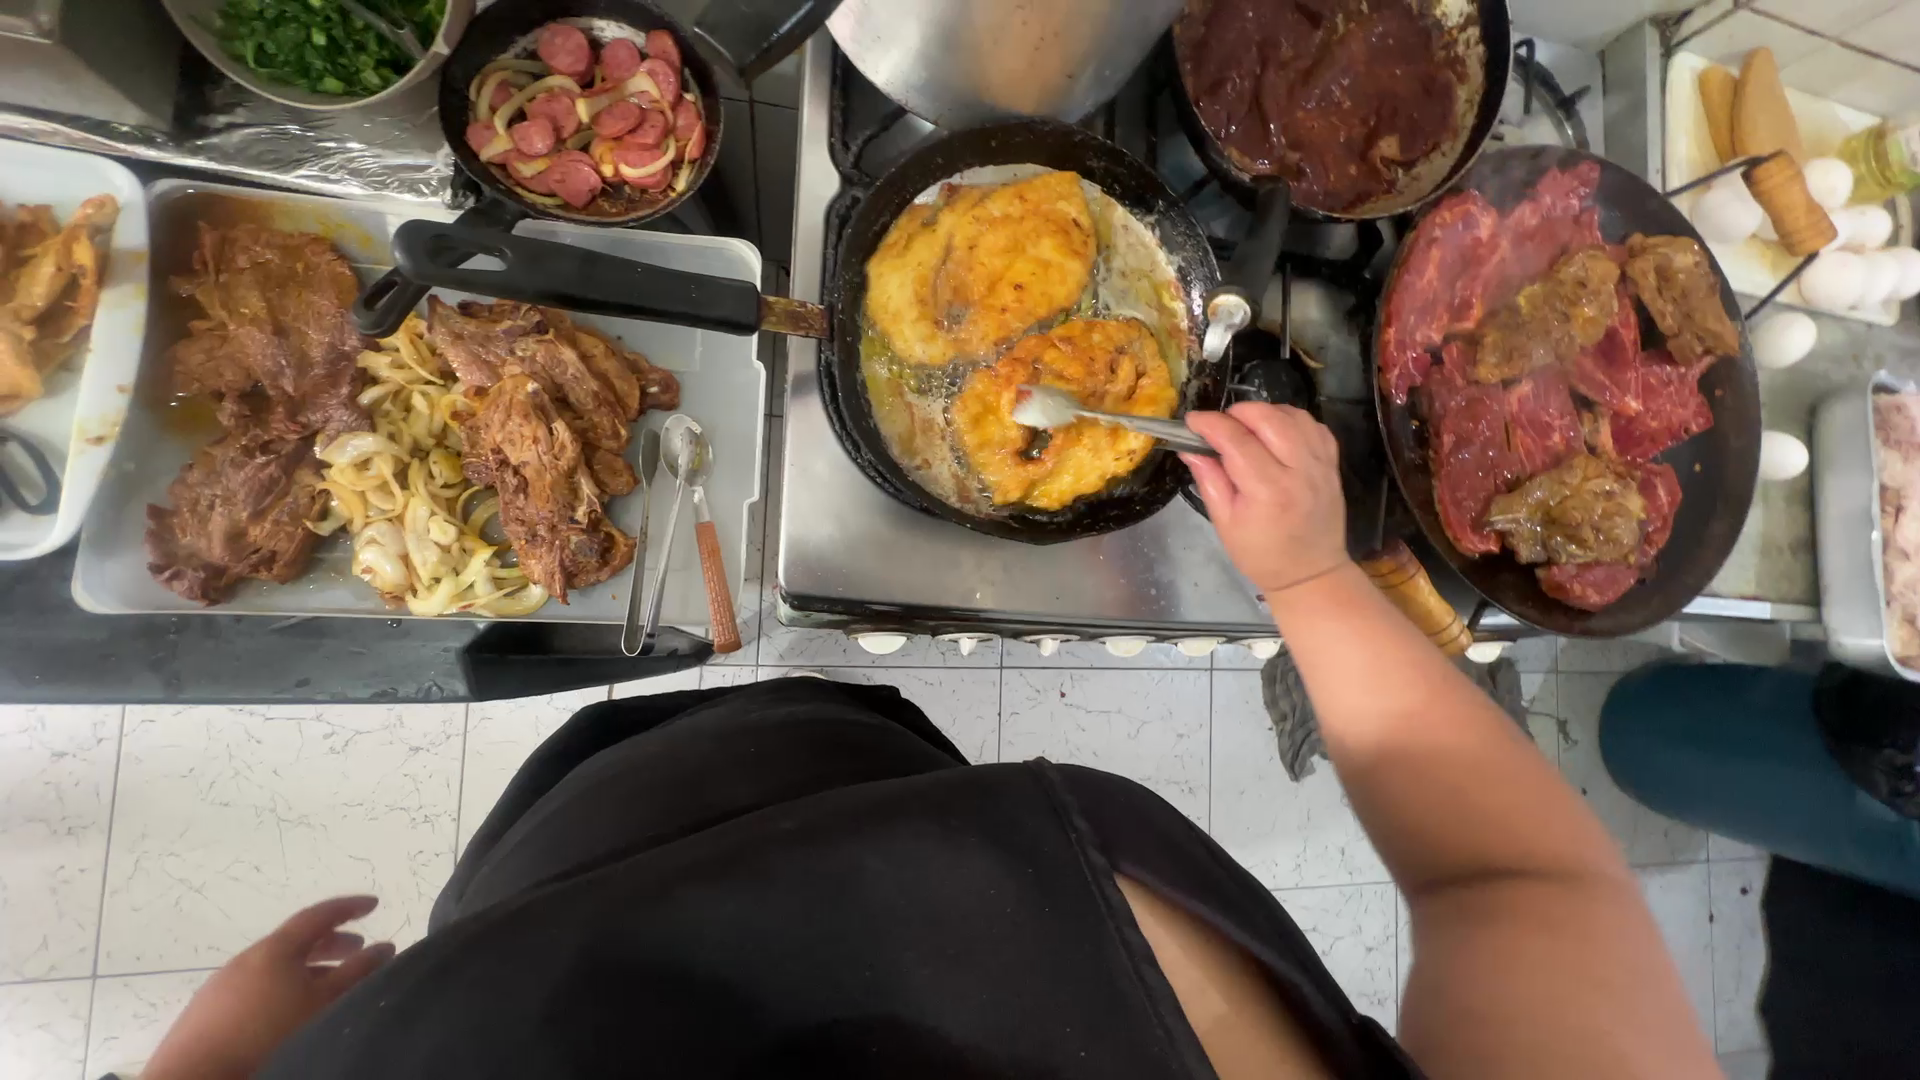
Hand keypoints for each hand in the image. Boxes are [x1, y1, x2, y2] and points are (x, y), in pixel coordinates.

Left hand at [143, 896, 395, 1079]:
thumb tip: (385, 946)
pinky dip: (281, 985)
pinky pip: (253, 986)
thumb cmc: (267, 1033)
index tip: (374, 904)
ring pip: (274, 966)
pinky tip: (287, 1009)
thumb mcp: (324, 1000)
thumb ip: (358, 970)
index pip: (318, 914)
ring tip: (326, 984)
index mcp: (275, 949)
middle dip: (330, 941)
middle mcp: (246, 959)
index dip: (349, 907)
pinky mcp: (203, 1013)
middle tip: (357, 949)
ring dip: (306, 967)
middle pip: (295, 940)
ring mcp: (219, 987)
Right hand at [1184, 402, 1348, 595]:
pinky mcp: (1332, 464)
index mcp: (1268, 491)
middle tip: (1219, 425)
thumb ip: (1209, 480)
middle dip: (1237, 412)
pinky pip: (1314, 426)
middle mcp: (1299, 471)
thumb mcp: (1224, 523)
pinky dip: (1291, 420)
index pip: (1236, 441)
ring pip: (1294, 416)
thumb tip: (1190, 449)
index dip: (1210, 424)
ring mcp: (1320, 465)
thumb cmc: (1261, 554)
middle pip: (1268, 418)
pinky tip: (1274, 432)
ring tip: (1245, 426)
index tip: (1191, 420)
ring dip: (1264, 413)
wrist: (1309, 573)